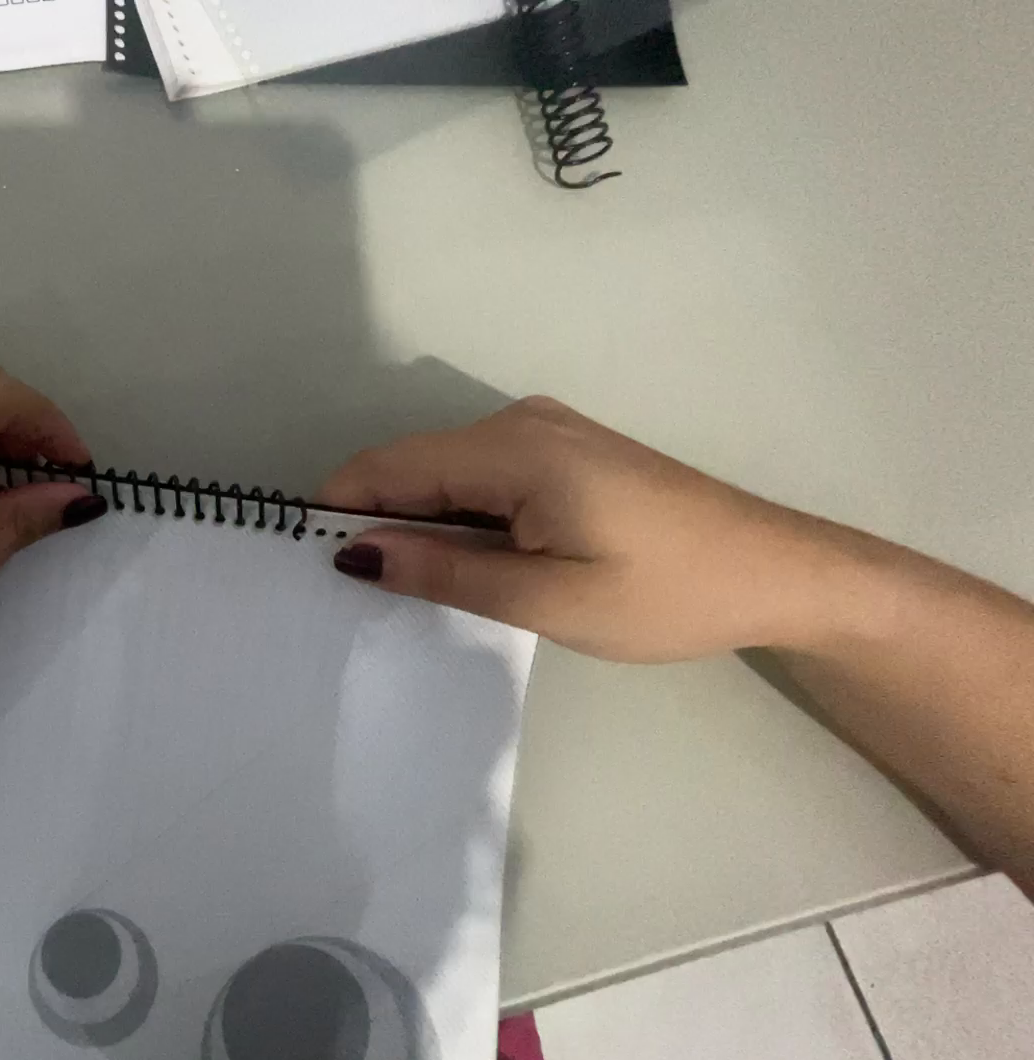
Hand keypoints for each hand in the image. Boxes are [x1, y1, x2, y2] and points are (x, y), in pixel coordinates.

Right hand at [319, 397, 875, 661]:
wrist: (786, 575)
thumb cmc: (668, 594)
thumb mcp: (546, 599)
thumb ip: (442, 570)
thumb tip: (353, 553)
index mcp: (512, 451)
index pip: (387, 467)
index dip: (337, 509)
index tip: (310, 563)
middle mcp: (515, 423)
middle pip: (406, 465)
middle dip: (370, 519)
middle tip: (359, 589)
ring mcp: (537, 432)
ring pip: (434, 472)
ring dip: (409, 520)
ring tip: (410, 582)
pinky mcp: (553, 450)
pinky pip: (469, 476)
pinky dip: (446, 514)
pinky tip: (461, 558)